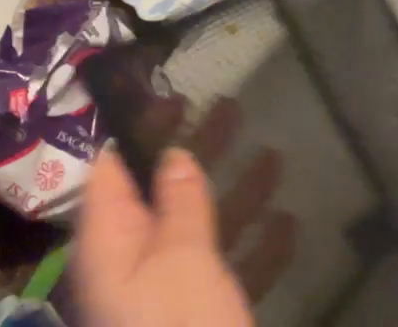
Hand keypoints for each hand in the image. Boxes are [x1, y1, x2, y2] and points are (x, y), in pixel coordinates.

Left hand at [76, 100, 294, 326]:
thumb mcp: (181, 260)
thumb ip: (179, 204)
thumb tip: (174, 156)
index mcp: (109, 249)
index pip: (112, 172)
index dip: (140, 130)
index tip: (174, 94)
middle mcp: (129, 272)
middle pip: (162, 196)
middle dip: (198, 152)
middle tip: (233, 106)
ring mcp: (163, 305)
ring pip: (199, 234)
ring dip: (236, 194)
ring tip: (275, 155)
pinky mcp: (196, 326)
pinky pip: (224, 277)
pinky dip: (254, 250)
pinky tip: (288, 225)